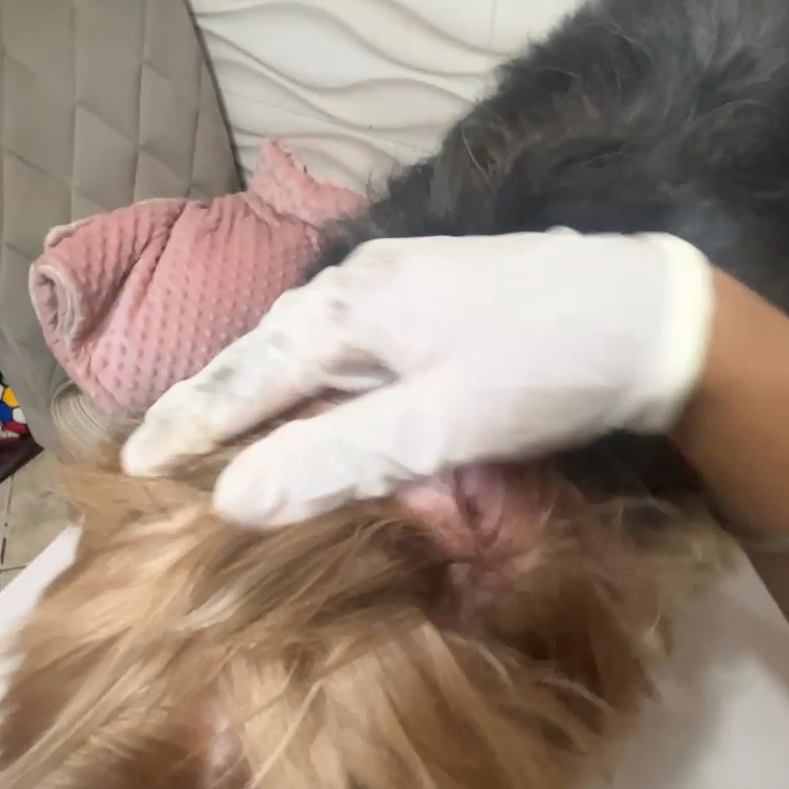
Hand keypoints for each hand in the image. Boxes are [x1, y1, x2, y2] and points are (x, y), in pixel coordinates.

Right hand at [120, 230, 715, 525]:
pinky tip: (309, 404)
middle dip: (212, 407)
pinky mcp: (425, 302)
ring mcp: (392, 288)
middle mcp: (355, 288)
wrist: (652, 314)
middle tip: (165, 459)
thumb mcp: (440, 424)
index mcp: (345, 310)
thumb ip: (336, 458)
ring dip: (261, 395)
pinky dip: (313, 385)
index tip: (136, 467)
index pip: (243, 378)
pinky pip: (344, 349)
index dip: (188, 425)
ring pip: (303, 352)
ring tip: (219, 438)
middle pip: (263, 357)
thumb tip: (235, 500)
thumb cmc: (545, 366)